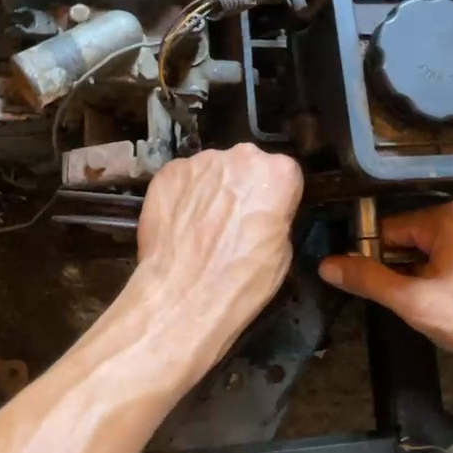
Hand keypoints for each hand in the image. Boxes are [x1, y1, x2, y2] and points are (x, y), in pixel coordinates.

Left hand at [135, 144, 304, 330]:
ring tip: (202, 226)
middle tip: (233, 220)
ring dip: (211, 190)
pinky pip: (183, 179)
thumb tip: (263, 212)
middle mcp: (241, 156)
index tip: (266, 216)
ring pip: (212, 170)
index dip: (275, 197)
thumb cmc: (243, 279)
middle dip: (242, 186)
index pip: (284, 175)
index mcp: (278, 172)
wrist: (184, 296)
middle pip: (247, 165)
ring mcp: (201, 161)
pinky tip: (180, 224)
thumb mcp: (283, 251)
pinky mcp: (168, 171)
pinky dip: (183, 195)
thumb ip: (275, 216)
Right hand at [320, 197, 452, 386]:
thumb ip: (369, 279)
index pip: (399, 229)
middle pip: (426, 233)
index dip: (387, 258)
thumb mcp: (414, 303)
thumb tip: (328, 265)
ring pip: (451, 239)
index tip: (394, 286)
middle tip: (427, 297)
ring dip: (442, 263)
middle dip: (418, 263)